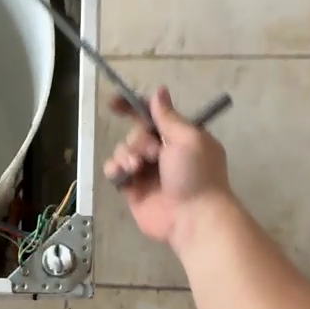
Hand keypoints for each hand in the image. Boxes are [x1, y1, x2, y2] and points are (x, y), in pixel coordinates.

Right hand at [103, 86, 232, 250]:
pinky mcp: (132, 189)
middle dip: (138, 140)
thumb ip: (168, 117)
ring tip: (136, 168)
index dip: (133, 107)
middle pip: (135, 133)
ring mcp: (146, 171)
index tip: (112, 103)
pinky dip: (115, 169)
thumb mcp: (187, 138)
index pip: (152, 115)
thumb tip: (159, 91)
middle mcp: (162, 151)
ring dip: (126, 155)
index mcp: (179, 136)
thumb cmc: (197, 174)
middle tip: (152, 154)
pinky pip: (115, 172)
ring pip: (123, 151)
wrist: (192, 217)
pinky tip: (123, 174)